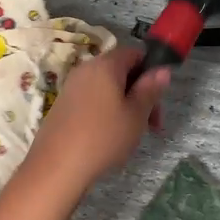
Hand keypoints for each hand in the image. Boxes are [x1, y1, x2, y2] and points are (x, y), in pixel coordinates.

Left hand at [21, 47, 169, 195]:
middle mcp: (86, 68)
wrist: (57, 166)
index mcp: (105, 65)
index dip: (150, 71)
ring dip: (123, 104)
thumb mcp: (136, 115)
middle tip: (151, 124)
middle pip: (120, 71)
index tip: (157, 99)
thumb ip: (150, 89)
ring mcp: (71, 86)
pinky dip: (105, 111)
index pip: (134, 53)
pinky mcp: (62, 104)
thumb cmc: (103, 137)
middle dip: (139, 92)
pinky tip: (108, 137)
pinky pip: (91, 98)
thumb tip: (162, 69)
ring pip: (106, 87)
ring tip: (130, 133)